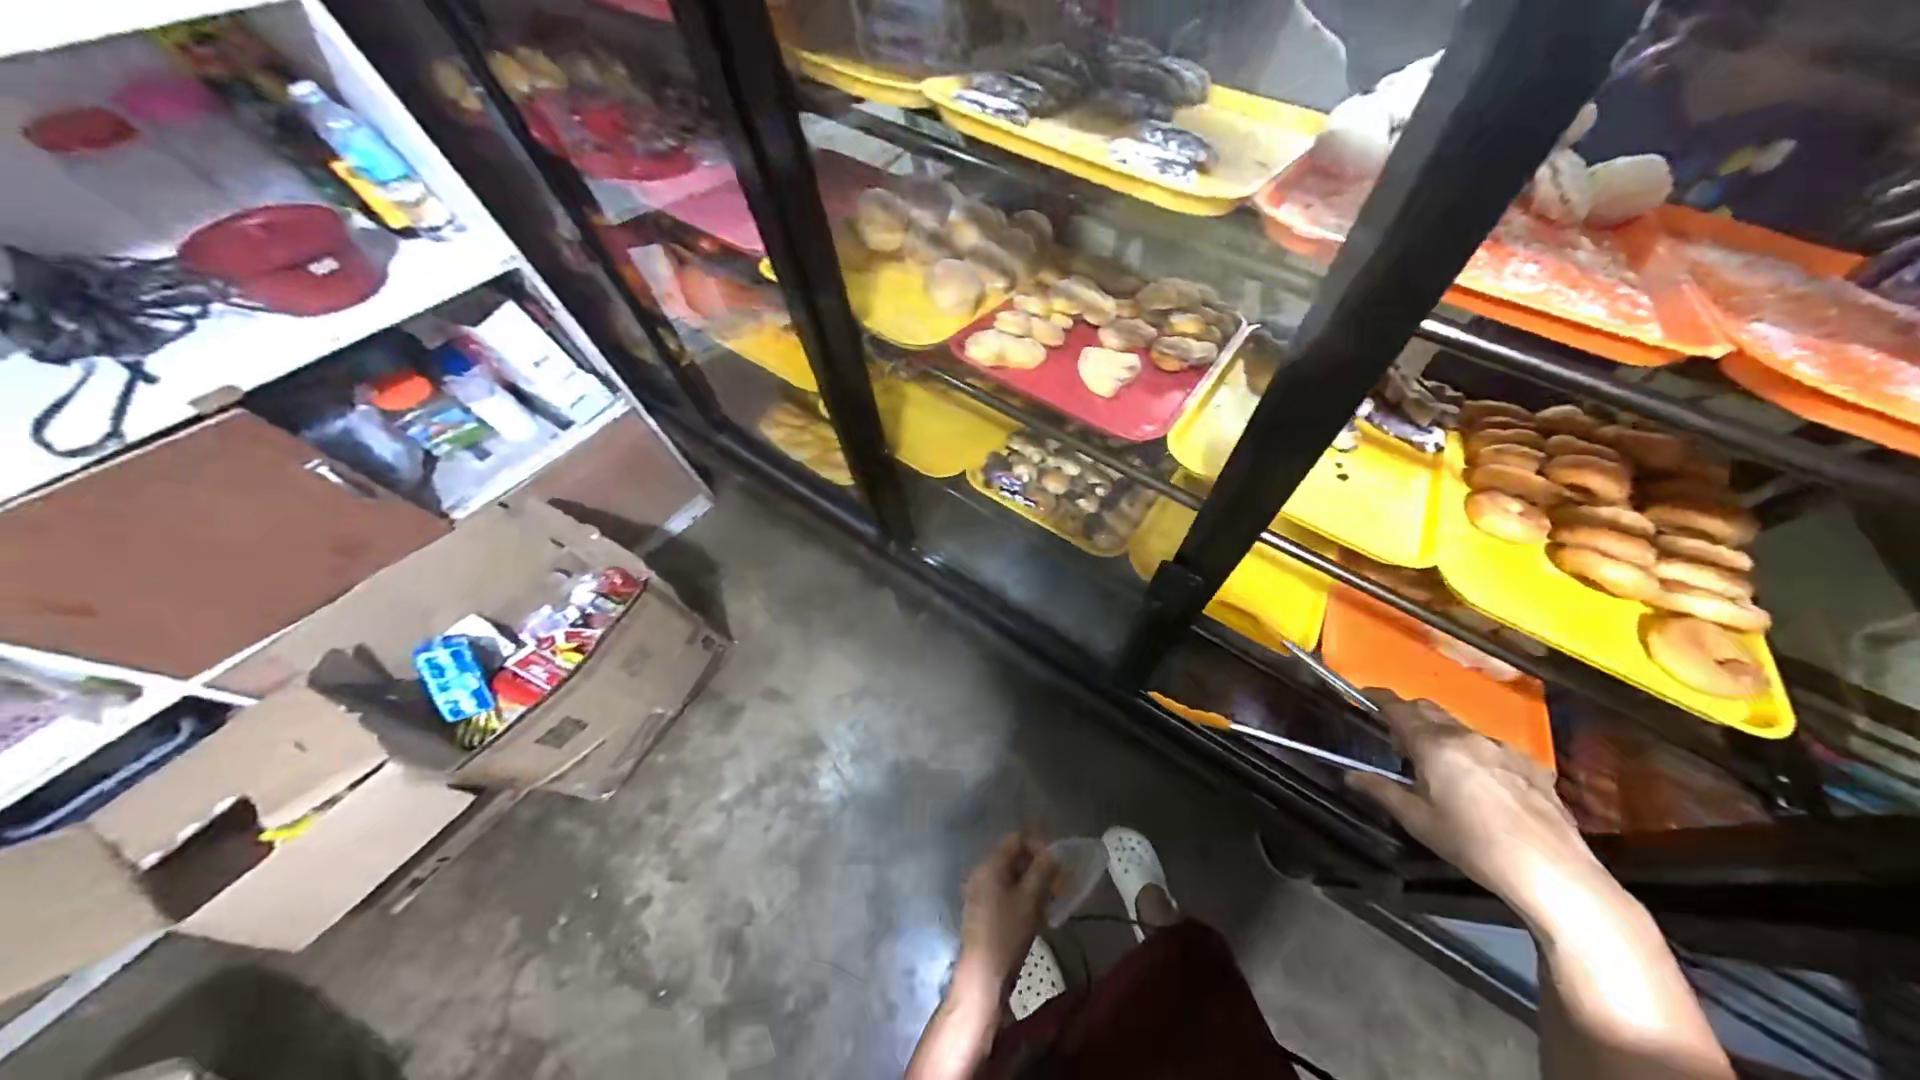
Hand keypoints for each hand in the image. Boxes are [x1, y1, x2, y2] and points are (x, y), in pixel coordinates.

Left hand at [956, 833, 1057, 987]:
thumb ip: (1043, 870)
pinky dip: (1021, 895)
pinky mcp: (982, 911)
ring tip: (1049, 901)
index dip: (1038, 846)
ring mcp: (979, 892)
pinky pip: (1004, 892)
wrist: (983, 975)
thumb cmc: (1008, 933)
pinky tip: (1035, 914)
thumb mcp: (1030, 899)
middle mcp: (981, 873)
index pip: (1016, 839)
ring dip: (1031, 883)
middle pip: (1012, 857)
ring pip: (1010, 876)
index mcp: (990, 865)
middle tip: (1057, 885)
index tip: (1056, 866)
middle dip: (1037, 866)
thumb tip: (1052, 853)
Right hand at [1346, 691, 1610, 928]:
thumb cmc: (1473, 845)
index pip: (1400, 709)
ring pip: (1464, 730)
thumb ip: (1382, 791)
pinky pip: (1495, 750)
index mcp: (1435, 746)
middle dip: (1410, 715)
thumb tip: (1351, 776)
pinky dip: (1478, 755)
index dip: (1380, 699)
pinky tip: (1482, 783)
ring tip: (1438, 764)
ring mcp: (1506, 751)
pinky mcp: (1535, 769)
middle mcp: (1469, 738)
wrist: (1554, 873)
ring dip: (1444, 736)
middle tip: (1397, 737)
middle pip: (1432, 711)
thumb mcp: (1418, 821)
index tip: (1366, 696)